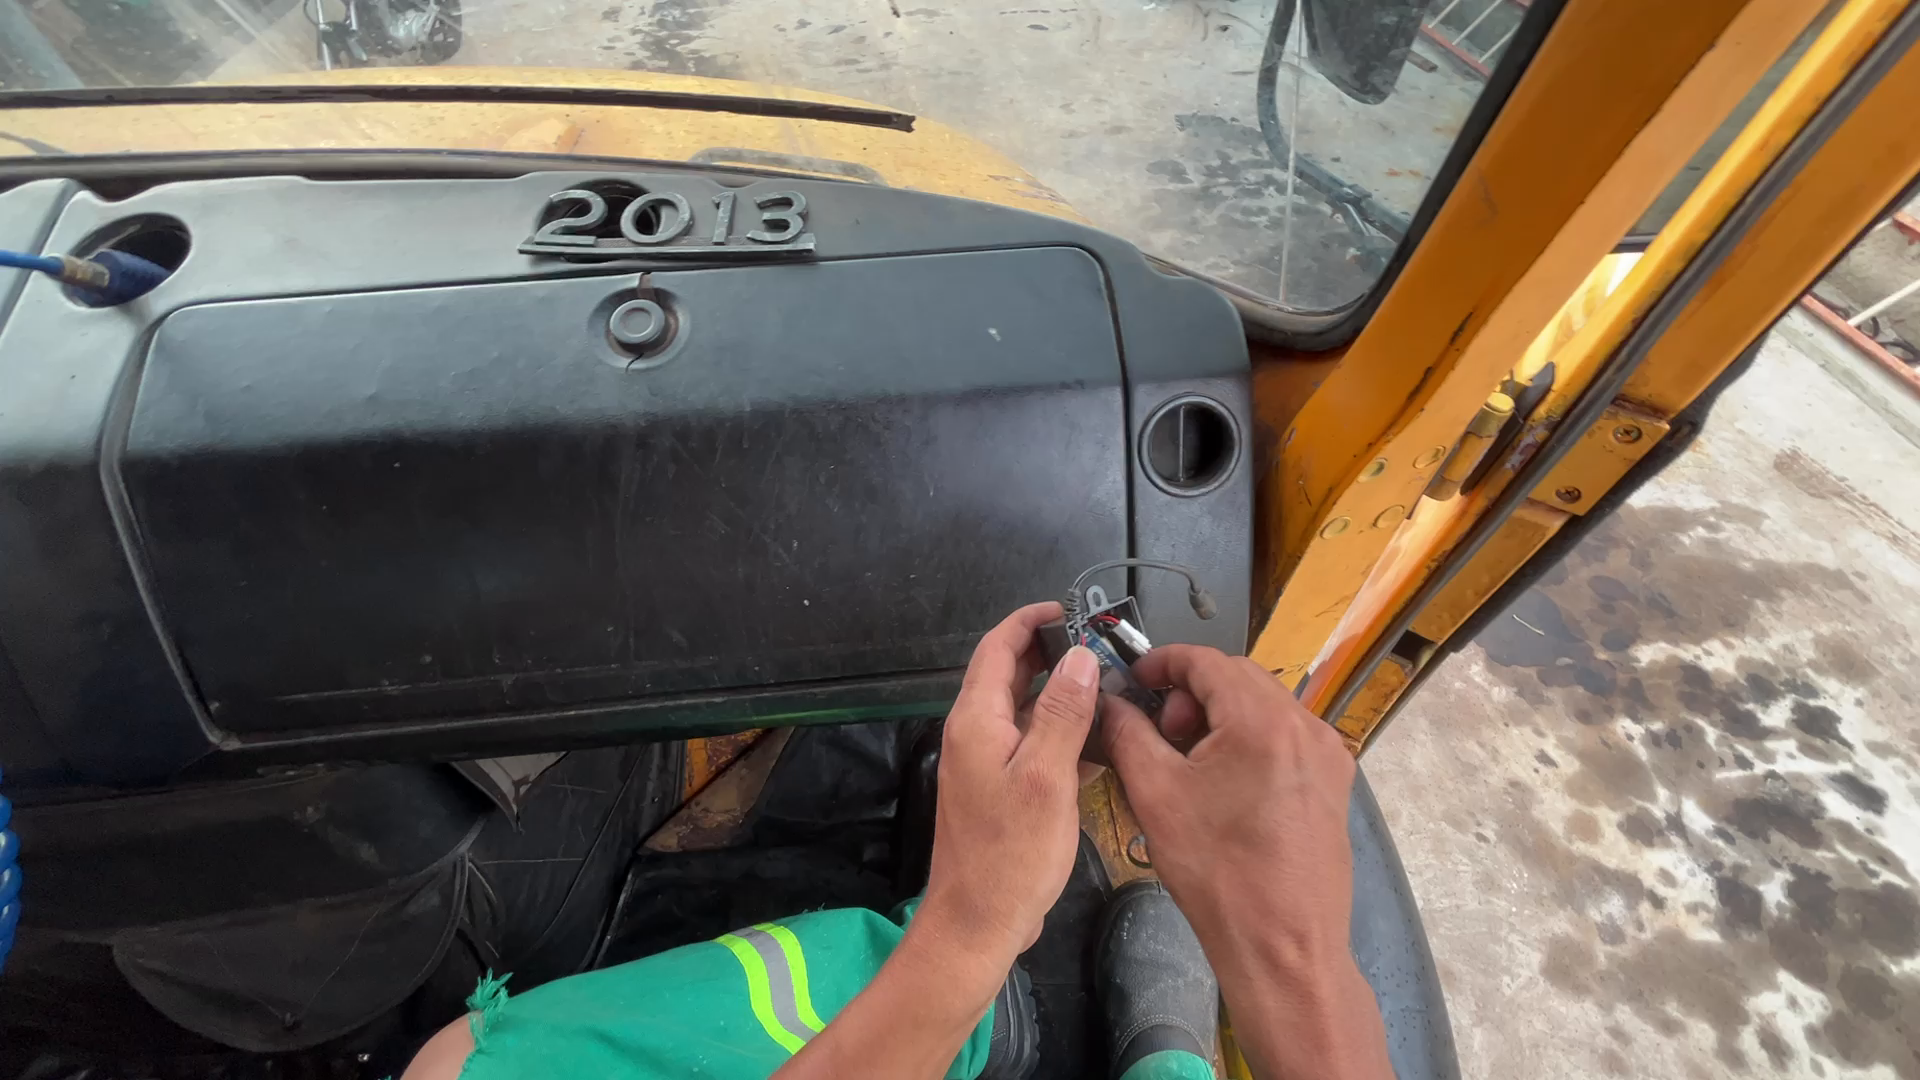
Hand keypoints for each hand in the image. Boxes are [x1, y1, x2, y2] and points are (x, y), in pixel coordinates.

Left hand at [921, 601, 1099, 970]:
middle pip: (1009, 674)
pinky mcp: (1002, 786)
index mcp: (976, 718)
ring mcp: (987, 760)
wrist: (978, 922)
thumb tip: (1079, 657)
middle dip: (1049, 652)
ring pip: (1024, 709)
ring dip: (1059, 693)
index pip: (997, 648)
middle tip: (1097, 646)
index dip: (1028, 621)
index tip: (1068, 610)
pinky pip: (1032, 743)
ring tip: (1107, 685)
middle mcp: (976, 731)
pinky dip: (1060, 732)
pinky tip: (1098, 739)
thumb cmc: (1010, 851)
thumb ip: (1061, 713)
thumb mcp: (1044, 776)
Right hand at [1101, 645, 1391, 1079]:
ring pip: (1262, 703)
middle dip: (1190, 690)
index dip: (1163, 662)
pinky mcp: (1335, 782)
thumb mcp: (1154, 792)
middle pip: (1237, 677)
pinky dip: (1247, 735)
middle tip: (1160, 729)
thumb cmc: (1215, 869)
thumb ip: (1126, 731)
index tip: (1133, 680)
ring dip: (1218, 712)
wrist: (1284, 949)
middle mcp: (1306, 725)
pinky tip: (1224, 777)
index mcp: (1263, 720)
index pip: (1206, 660)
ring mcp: (1328, 754)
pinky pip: (1283, 733)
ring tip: (1188, 756)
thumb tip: (1109, 700)